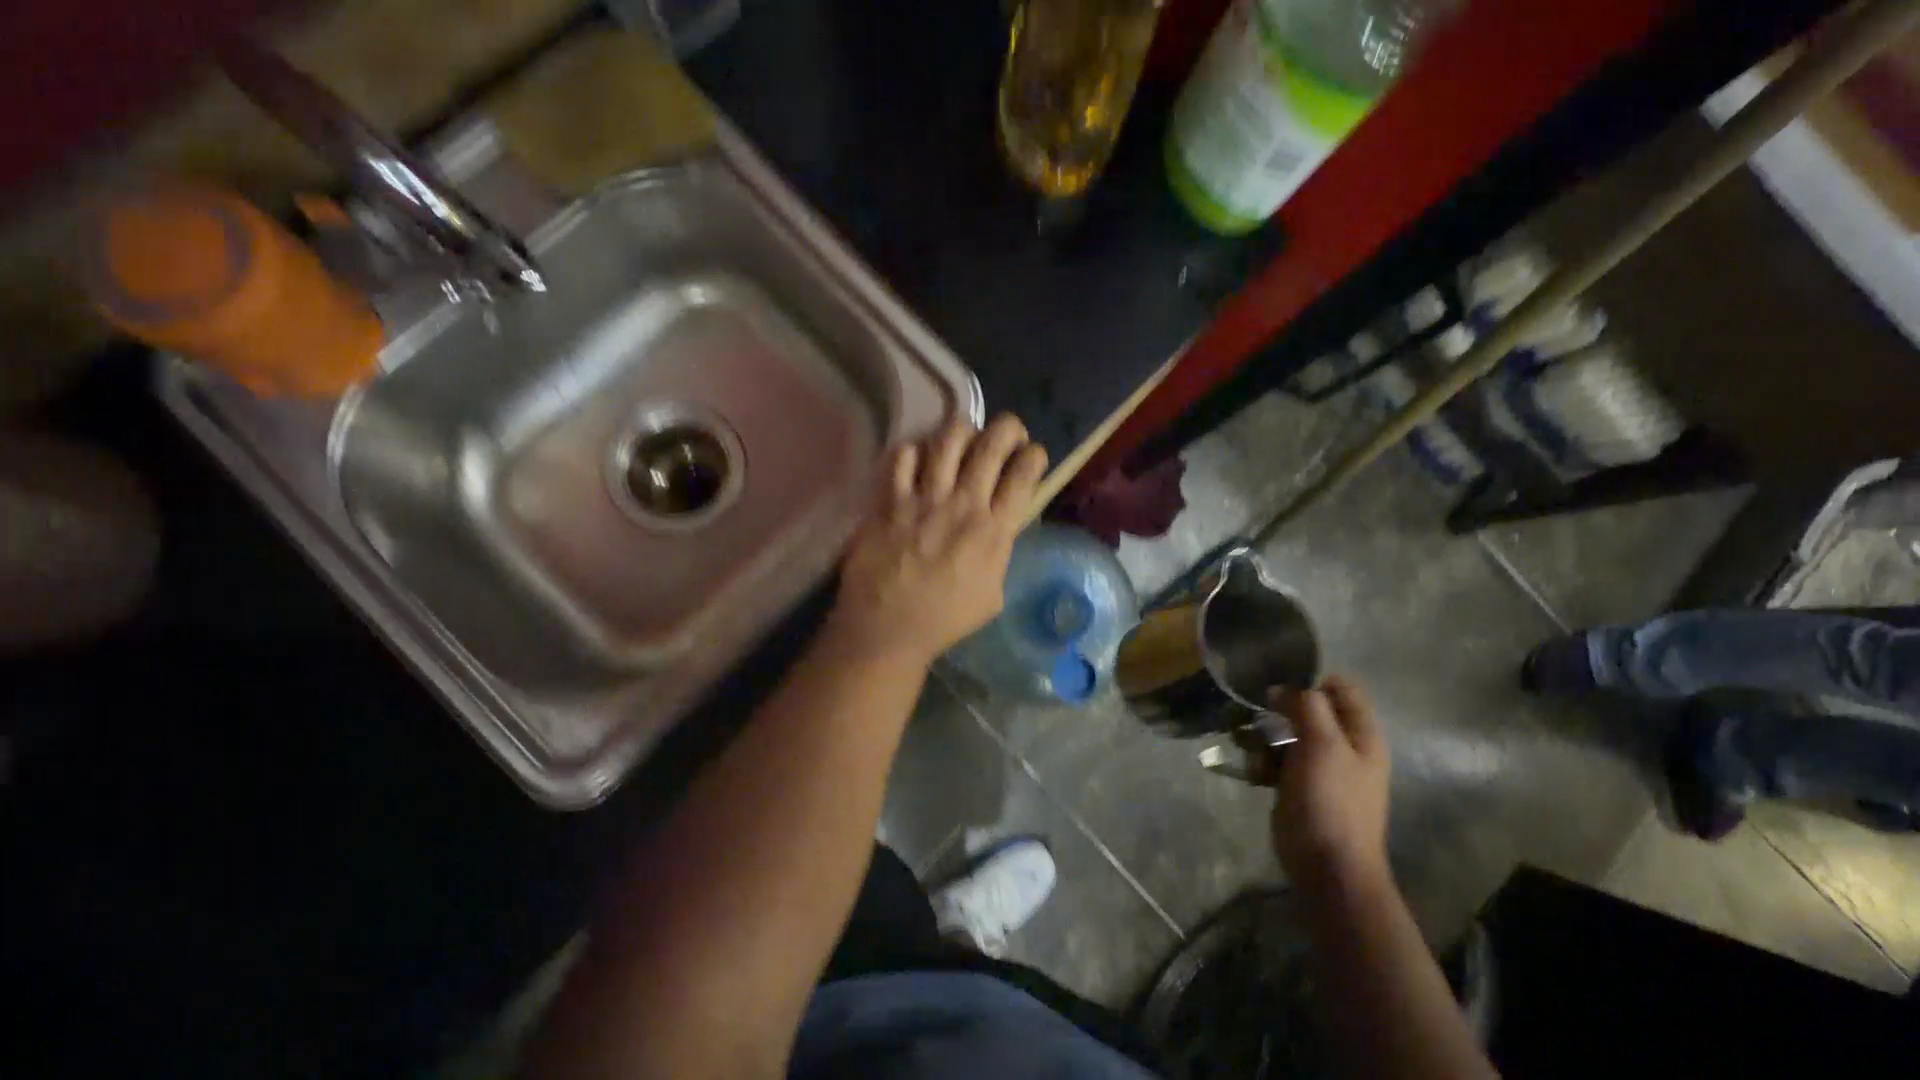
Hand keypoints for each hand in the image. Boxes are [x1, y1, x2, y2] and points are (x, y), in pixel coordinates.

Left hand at [825, 415, 1047, 665]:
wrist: (888, 628)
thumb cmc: (944, 619)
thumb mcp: (993, 594)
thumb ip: (999, 554)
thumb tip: (1000, 530)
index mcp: (994, 531)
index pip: (1024, 475)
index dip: (1035, 456)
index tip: (1033, 454)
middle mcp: (963, 505)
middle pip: (993, 445)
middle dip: (1008, 428)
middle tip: (1008, 433)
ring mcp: (923, 499)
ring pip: (949, 439)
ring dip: (964, 430)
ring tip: (965, 436)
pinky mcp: (889, 500)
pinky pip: (904, 456)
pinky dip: (915, 451)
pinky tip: (919, 459)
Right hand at [1269, 676, 1390, 892]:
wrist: (1327, 866)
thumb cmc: (1330, 800)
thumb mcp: (1322, 744)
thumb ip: (1306, 706)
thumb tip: (1282, 688)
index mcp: (1361, 733)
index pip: (1340, 687)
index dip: (1310, 682)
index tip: (1279, 689)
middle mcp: (1344, 746)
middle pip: (1308, 710)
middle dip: (1278, 712)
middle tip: (1258, 720)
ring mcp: (1320, 769)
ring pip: (1287, 735)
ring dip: (1265, 739)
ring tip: (1252, 751)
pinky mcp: (1298, 788)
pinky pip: (1277, 762)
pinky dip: (1263, 763)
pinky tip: (1254, 774)